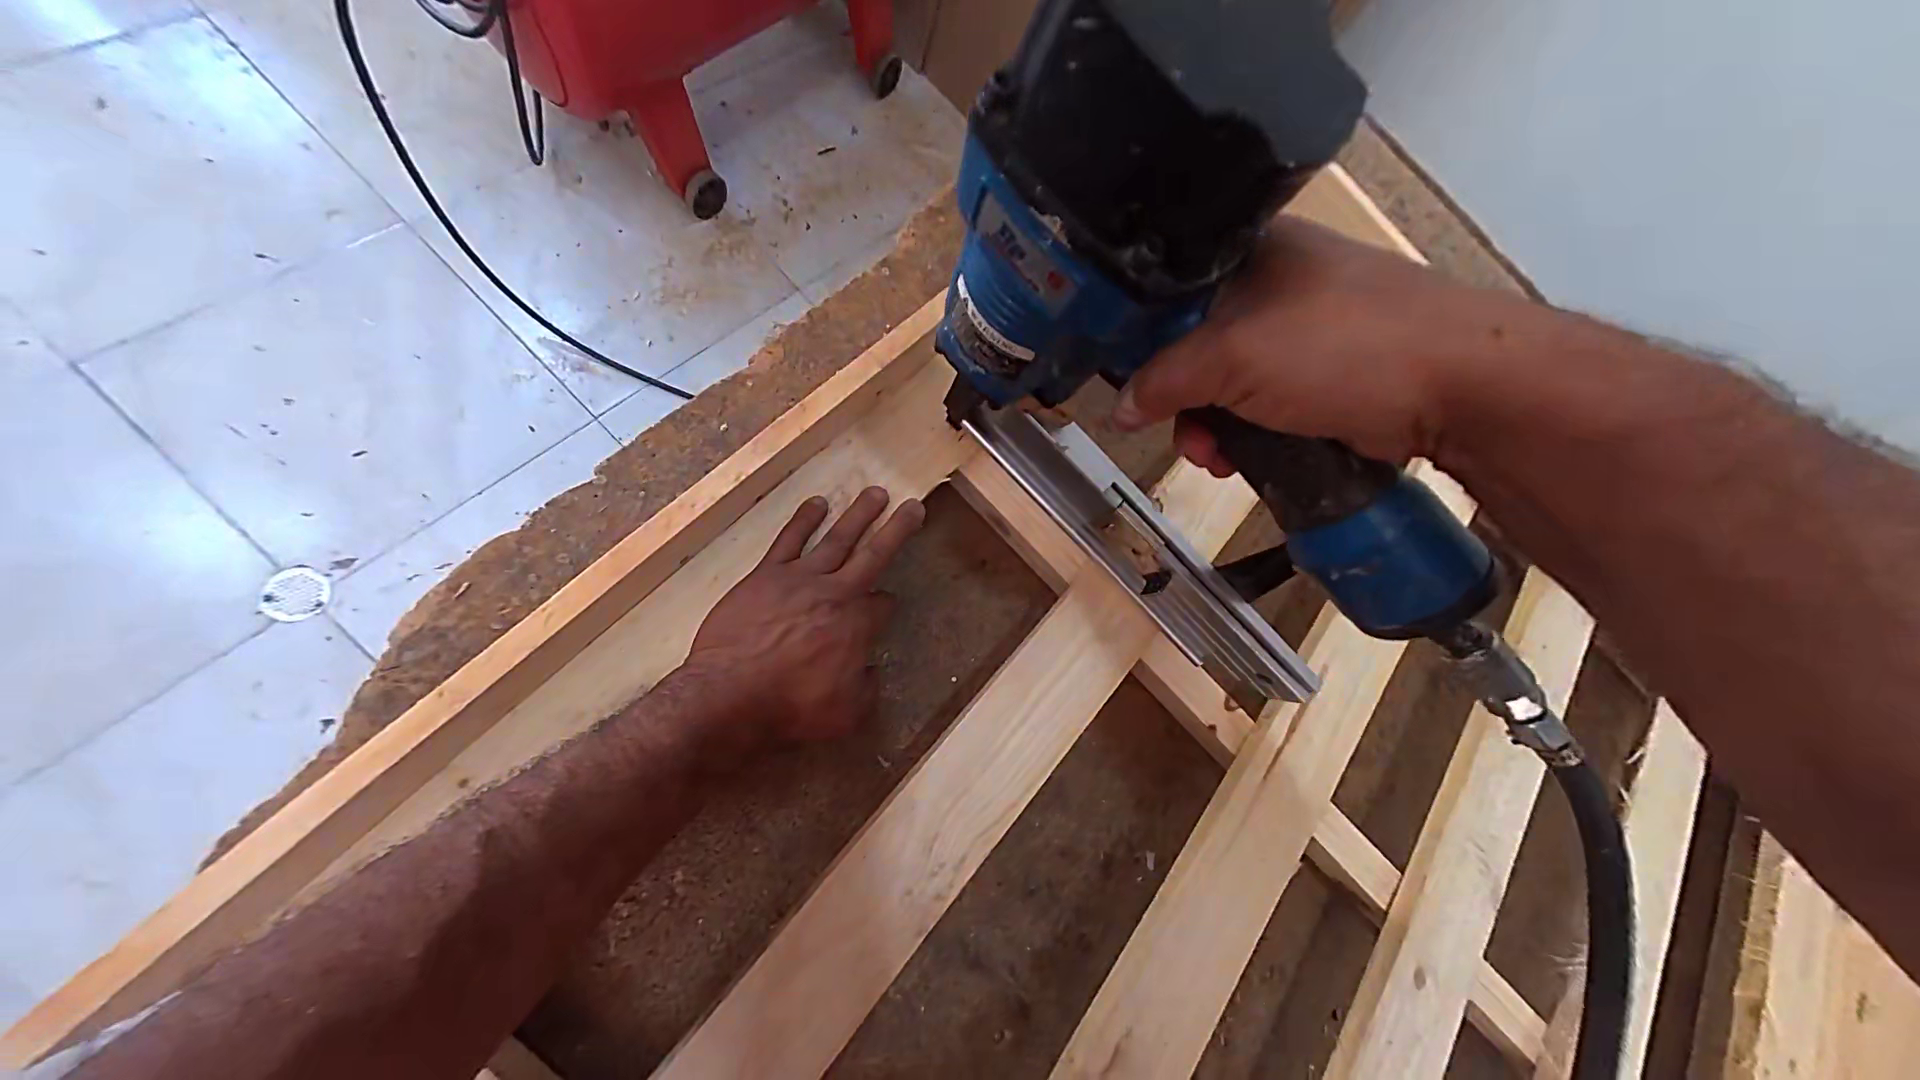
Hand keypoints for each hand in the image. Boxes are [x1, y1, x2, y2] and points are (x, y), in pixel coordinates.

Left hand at [681, 487, 924, 756]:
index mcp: (857, 624)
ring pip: (837, 539)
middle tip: (913, 506)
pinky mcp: (765, 576)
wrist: (728, 696)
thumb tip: (870, 668)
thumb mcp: (846, 713)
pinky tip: (817, 503)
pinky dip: (804, 520)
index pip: (883, 603)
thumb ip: (867, 686)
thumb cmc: (789, 708)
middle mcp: (834, 593)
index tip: (884, 607)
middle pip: (874, 554)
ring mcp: (799, 579)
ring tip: (875, 493)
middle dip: (897, 529)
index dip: (887, 604)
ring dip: (859, 515)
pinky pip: (789, 540)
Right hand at [1110, 217, 1543, 468]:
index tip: (1123, 378)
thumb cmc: (1335, 349)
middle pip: (1192, 348)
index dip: (1138, 335)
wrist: (1459, 387)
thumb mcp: (1231, 358)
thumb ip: (1163, 381)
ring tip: (1216, 460)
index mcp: (1249, 255)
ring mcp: (1299, 335)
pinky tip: (1242, 462)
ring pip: (1224, 385)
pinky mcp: (1320, 378)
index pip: (1168, 290)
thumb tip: (1117, 411)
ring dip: (1210, 428)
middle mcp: (1271, 288)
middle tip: (1182, 437)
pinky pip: (1257, 407)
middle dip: (1179, 402)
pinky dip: (1243, 436)